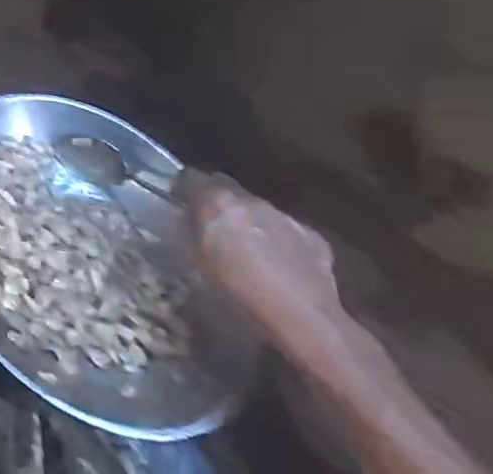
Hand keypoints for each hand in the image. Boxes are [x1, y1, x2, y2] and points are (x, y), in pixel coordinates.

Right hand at [179, 172, 340, 341]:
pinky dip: (281, 240)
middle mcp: (251, 200)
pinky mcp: (312, 236)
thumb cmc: (238, 288)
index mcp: (217, 201)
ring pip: (259, 210)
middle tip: (215, 225)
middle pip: (229, 189)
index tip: (180, 200)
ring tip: (251, 251)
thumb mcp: (198, 261)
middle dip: (220, 202)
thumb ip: (189, 230)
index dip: (184, 187)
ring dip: (251, 222)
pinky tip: (282, 266)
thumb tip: (185, 216)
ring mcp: (284, 216)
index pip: (192, 177)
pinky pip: (289, 230)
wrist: (302, 315)